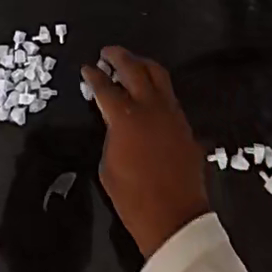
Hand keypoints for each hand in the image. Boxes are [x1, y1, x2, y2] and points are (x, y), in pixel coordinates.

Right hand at [81, 46, 211, 257]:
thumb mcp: (108, 163)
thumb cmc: (132, 197)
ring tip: (130, 62)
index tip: (87, 68)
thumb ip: (110, 133)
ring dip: (141, 64)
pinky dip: (156, 85)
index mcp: (125, 117)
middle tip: (107, 52)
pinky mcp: (185, 123)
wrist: (173, 218)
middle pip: (133, 68)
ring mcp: (171, 113)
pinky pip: (169, 94)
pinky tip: (148, 90)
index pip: (105, 86)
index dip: (93, 75)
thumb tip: (113, 120)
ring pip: (157, 74)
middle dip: (117, 56)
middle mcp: (150, 107)